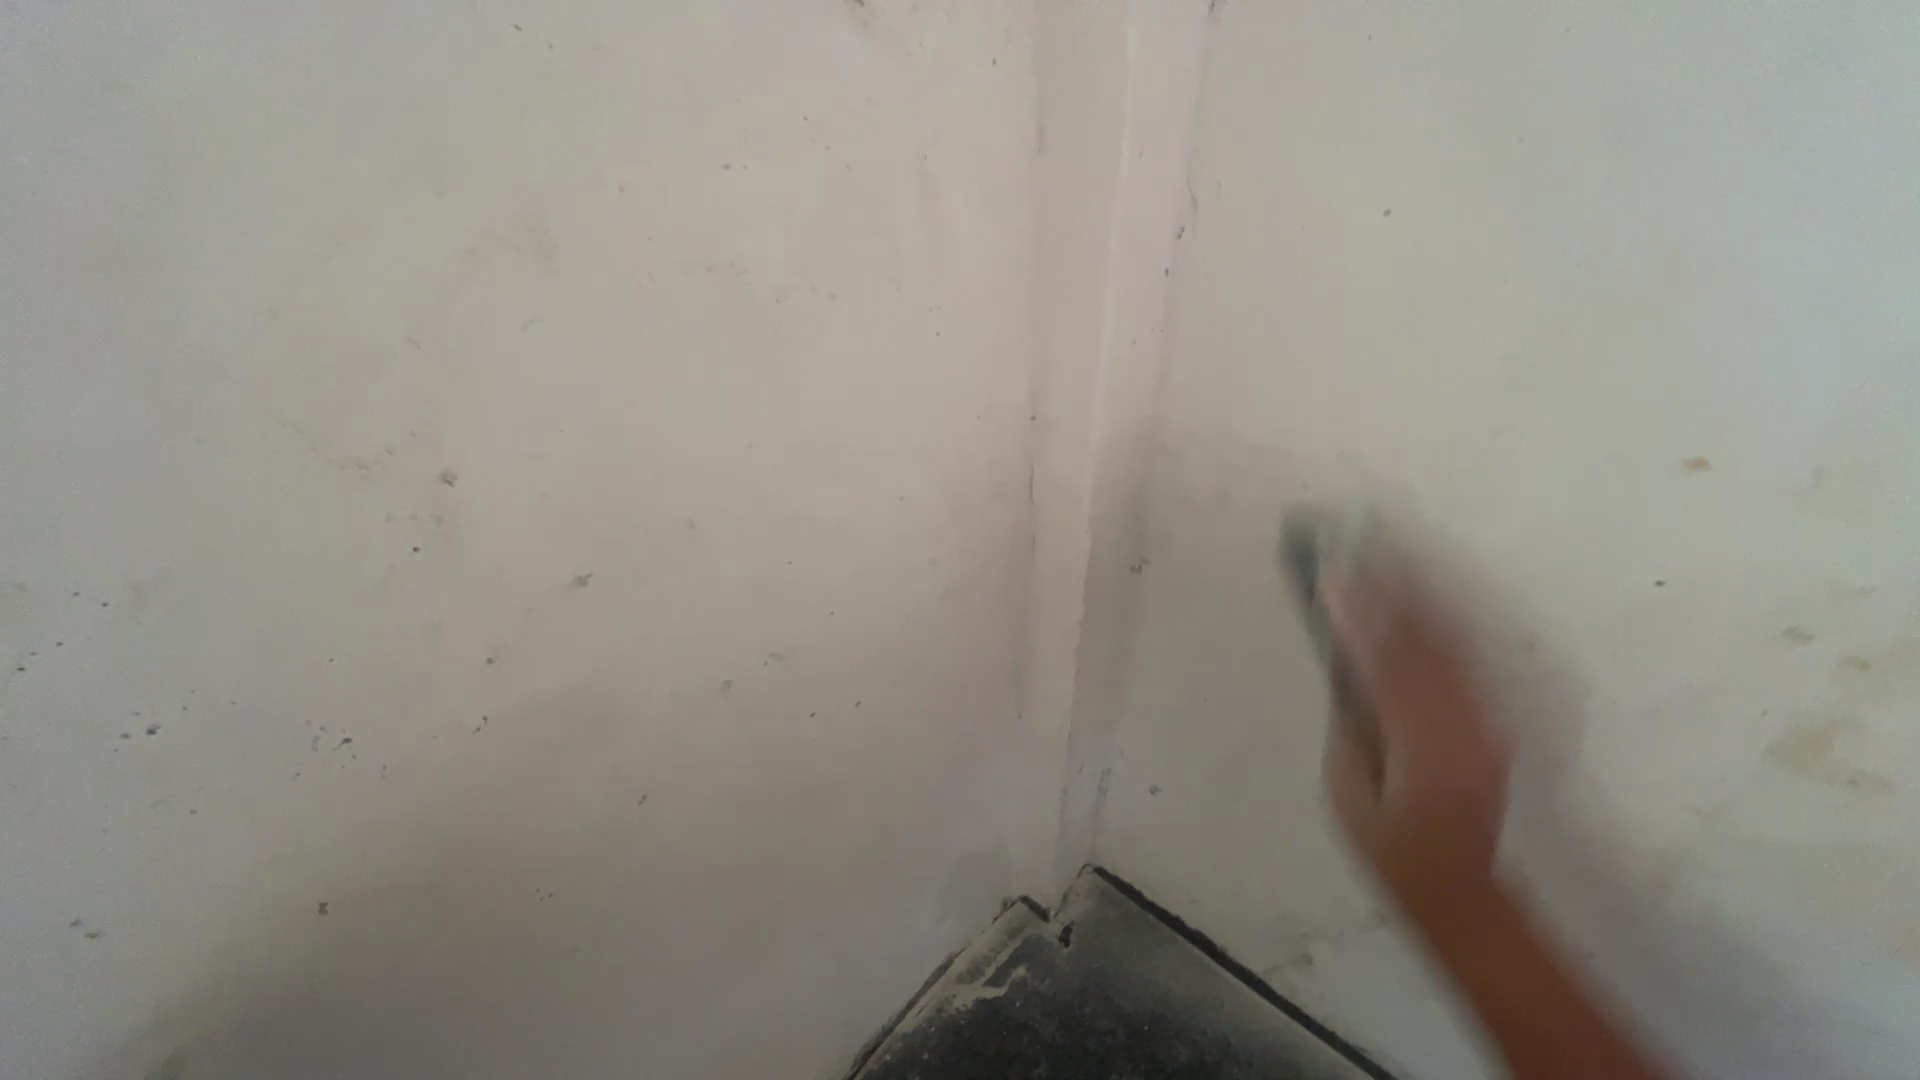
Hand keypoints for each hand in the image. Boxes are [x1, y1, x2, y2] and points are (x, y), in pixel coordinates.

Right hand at [1320, 564, 1512, 924]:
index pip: (1389, 661)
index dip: (1362, 610)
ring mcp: (1501, 719)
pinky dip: (1462, 609)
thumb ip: (1353, 716)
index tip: (1333, 570)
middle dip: (1400, 579)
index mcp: (1427, 748)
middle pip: (1435, 636)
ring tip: (1402, 539)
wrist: (1460, 881)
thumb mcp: (1347, 783)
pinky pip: (1486, 650)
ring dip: (1432, 583)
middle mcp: (1475, 726)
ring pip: (1466, 636)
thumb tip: (1348, 654)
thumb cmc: (1387, 839)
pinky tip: (1441, 580)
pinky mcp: (1510, 716)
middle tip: (1368, 534)